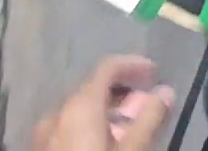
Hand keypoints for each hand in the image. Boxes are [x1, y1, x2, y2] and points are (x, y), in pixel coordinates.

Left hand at [34, 55, 177, 150]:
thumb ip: (150, 118)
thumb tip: (165, 91)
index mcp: (80, 107)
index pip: (108, 67)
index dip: (134, 65)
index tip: (155, 74)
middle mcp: (57, 115)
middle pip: (92, 89)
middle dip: (122, 93)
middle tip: (145, 105)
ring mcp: (42, 138)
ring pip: (78, 112)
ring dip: (105, 113)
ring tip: (127, 131)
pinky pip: (66, 131)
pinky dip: (88, 129)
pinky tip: (102, 148)